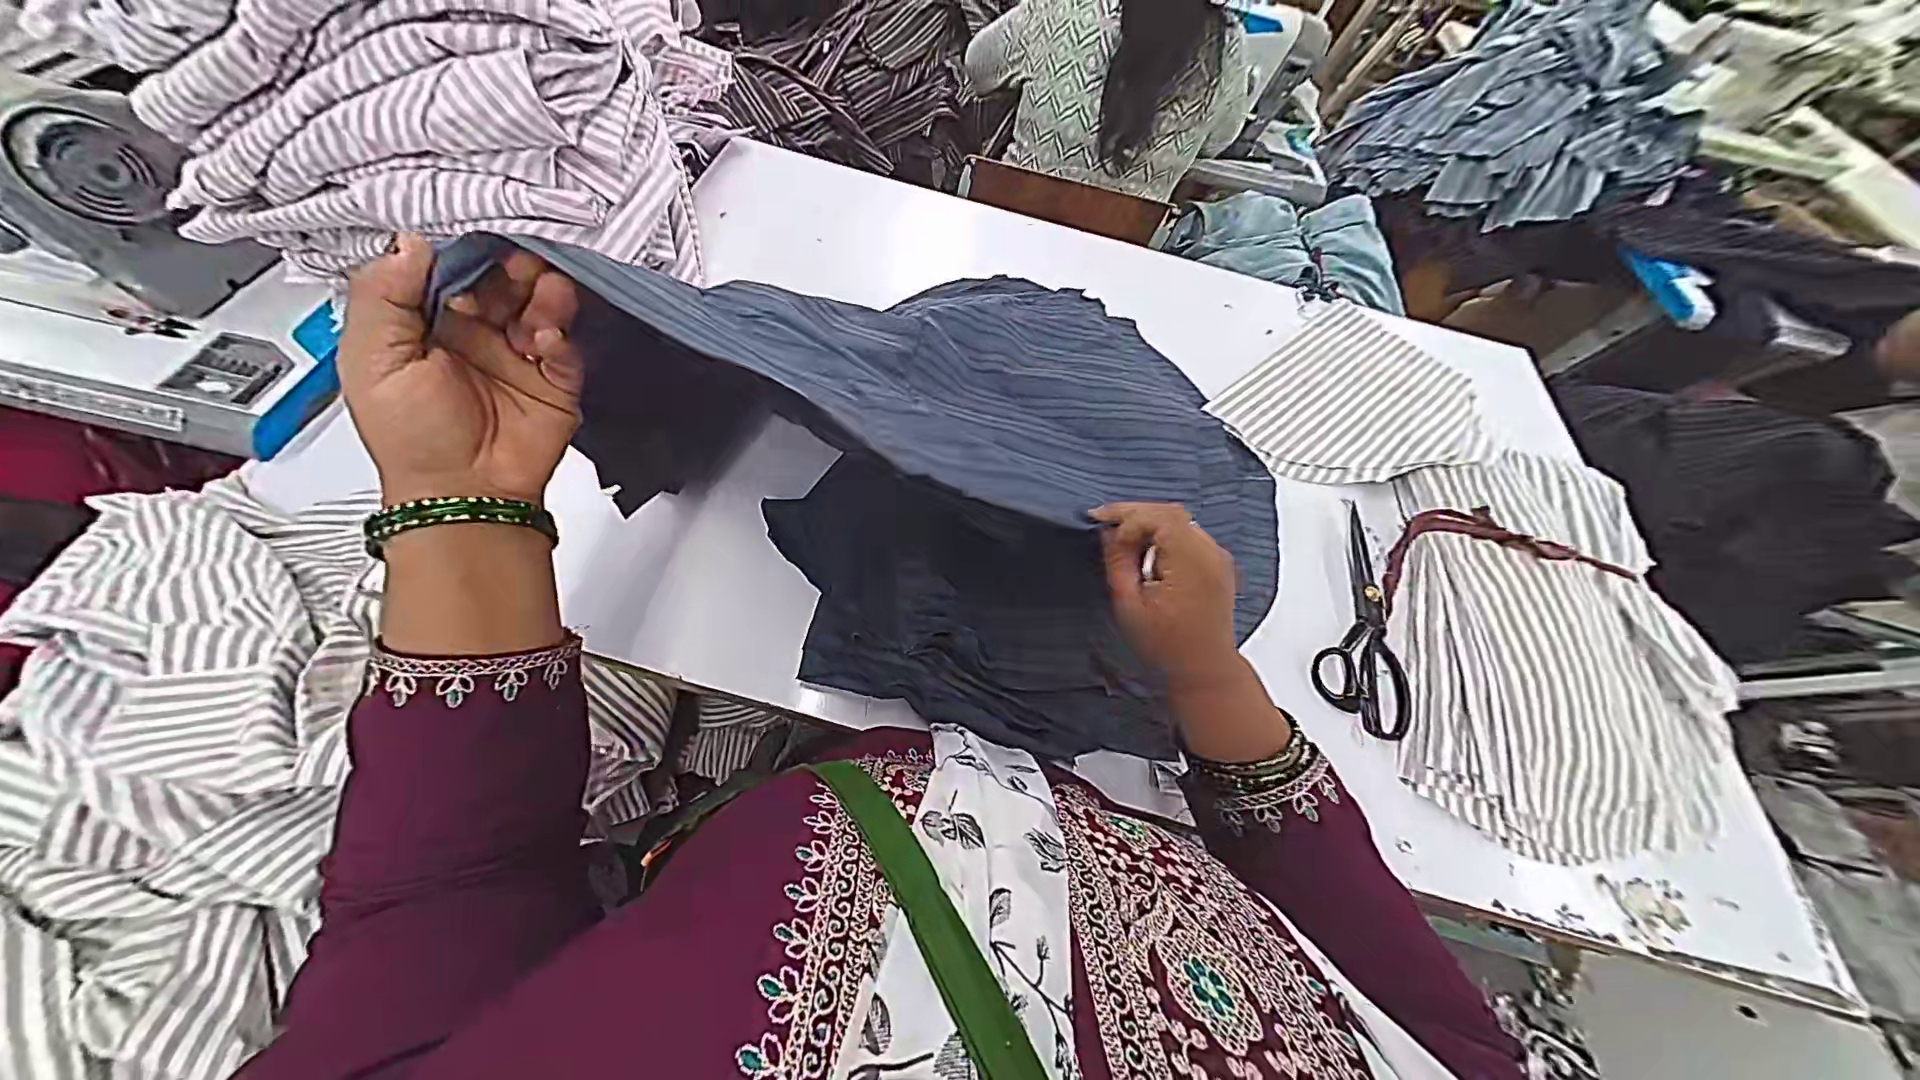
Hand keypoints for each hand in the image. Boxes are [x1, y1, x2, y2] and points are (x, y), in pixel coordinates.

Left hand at [339, 234, 584, 505]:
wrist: (464, 492)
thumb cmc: (412, 436)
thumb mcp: (371, 359)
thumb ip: (383, 296)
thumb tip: (411, 244)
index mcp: (427, 323)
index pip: (450, 271)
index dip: (464, 253)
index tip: (476, 240)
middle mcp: (477, 334)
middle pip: (502, 284)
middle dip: (514, 269)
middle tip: (522, 262)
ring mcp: (520, 357)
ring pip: (540, 310)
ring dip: (546, 296)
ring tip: (546, 291)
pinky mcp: (557, 382)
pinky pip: (567, 349)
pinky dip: (561, 337)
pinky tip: (547, 340)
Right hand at [1092, 502, 1290, 761]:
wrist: (1202, 671)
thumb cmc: (1165, 646)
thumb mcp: (1129, 604)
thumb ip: (1118, 561)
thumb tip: (1109, 531)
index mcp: (1192, 562)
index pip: (1160, 516)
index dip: (1127, 514)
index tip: (1099, 522)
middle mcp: (1211, 554)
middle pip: (1171, 513)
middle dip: (1134, 513)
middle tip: (1102, 520)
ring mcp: (1217, 558)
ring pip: (1179, 521)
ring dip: (1148, 522)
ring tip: (1118, 535)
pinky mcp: (1216, 564)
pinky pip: (1187, 535)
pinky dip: (1162, 534)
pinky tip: (1141, 547)